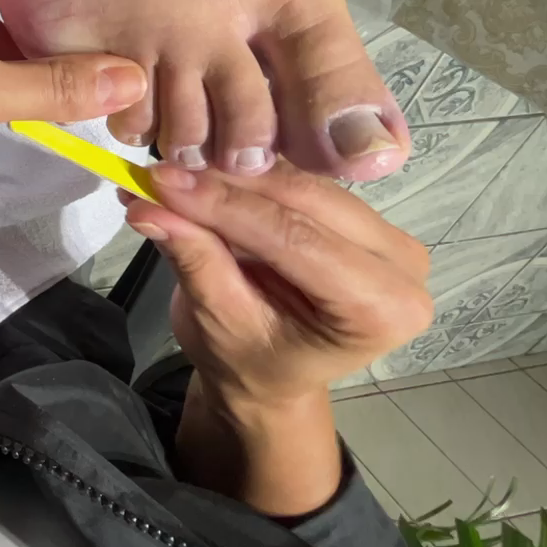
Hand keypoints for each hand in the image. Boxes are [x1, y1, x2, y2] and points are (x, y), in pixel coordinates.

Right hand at [122, 162, 432, 408]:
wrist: (268, 372)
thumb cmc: (248, 362)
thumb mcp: (217, 320)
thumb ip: (193, 259)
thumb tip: (145, 208)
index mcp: (382, 308)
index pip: (295, 237)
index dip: (222, 205)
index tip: (157, 183)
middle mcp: (401, 264)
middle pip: (302, 199)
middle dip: (221, 184)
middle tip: (154, 174)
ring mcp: (383, 234)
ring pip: (296, 181)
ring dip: (225, 174)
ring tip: (163, 176)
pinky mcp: (356, 214)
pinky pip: (293, 179)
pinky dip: (237, 176)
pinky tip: (191, 177)